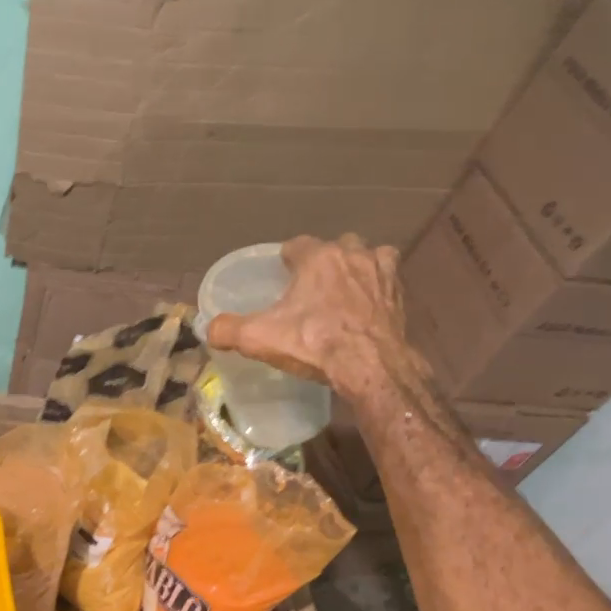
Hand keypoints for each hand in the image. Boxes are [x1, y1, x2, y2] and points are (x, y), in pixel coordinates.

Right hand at [206, 233, 419, 404]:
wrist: (370, 366)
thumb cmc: (314, 344)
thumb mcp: (259, 339)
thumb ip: (228, 330)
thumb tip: (209, 330)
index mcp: (318, 258)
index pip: (298, 244)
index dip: (288, 259)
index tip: (282, 274)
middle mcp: (353, 254)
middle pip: (337, 246)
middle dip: (325, 260)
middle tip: (313, 287)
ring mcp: (382, 272)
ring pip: (369, 257)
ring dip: (357, 268)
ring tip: (345, 292)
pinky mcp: (401, 294)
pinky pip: (389, 281)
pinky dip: (378, 289)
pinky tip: (369, 308)